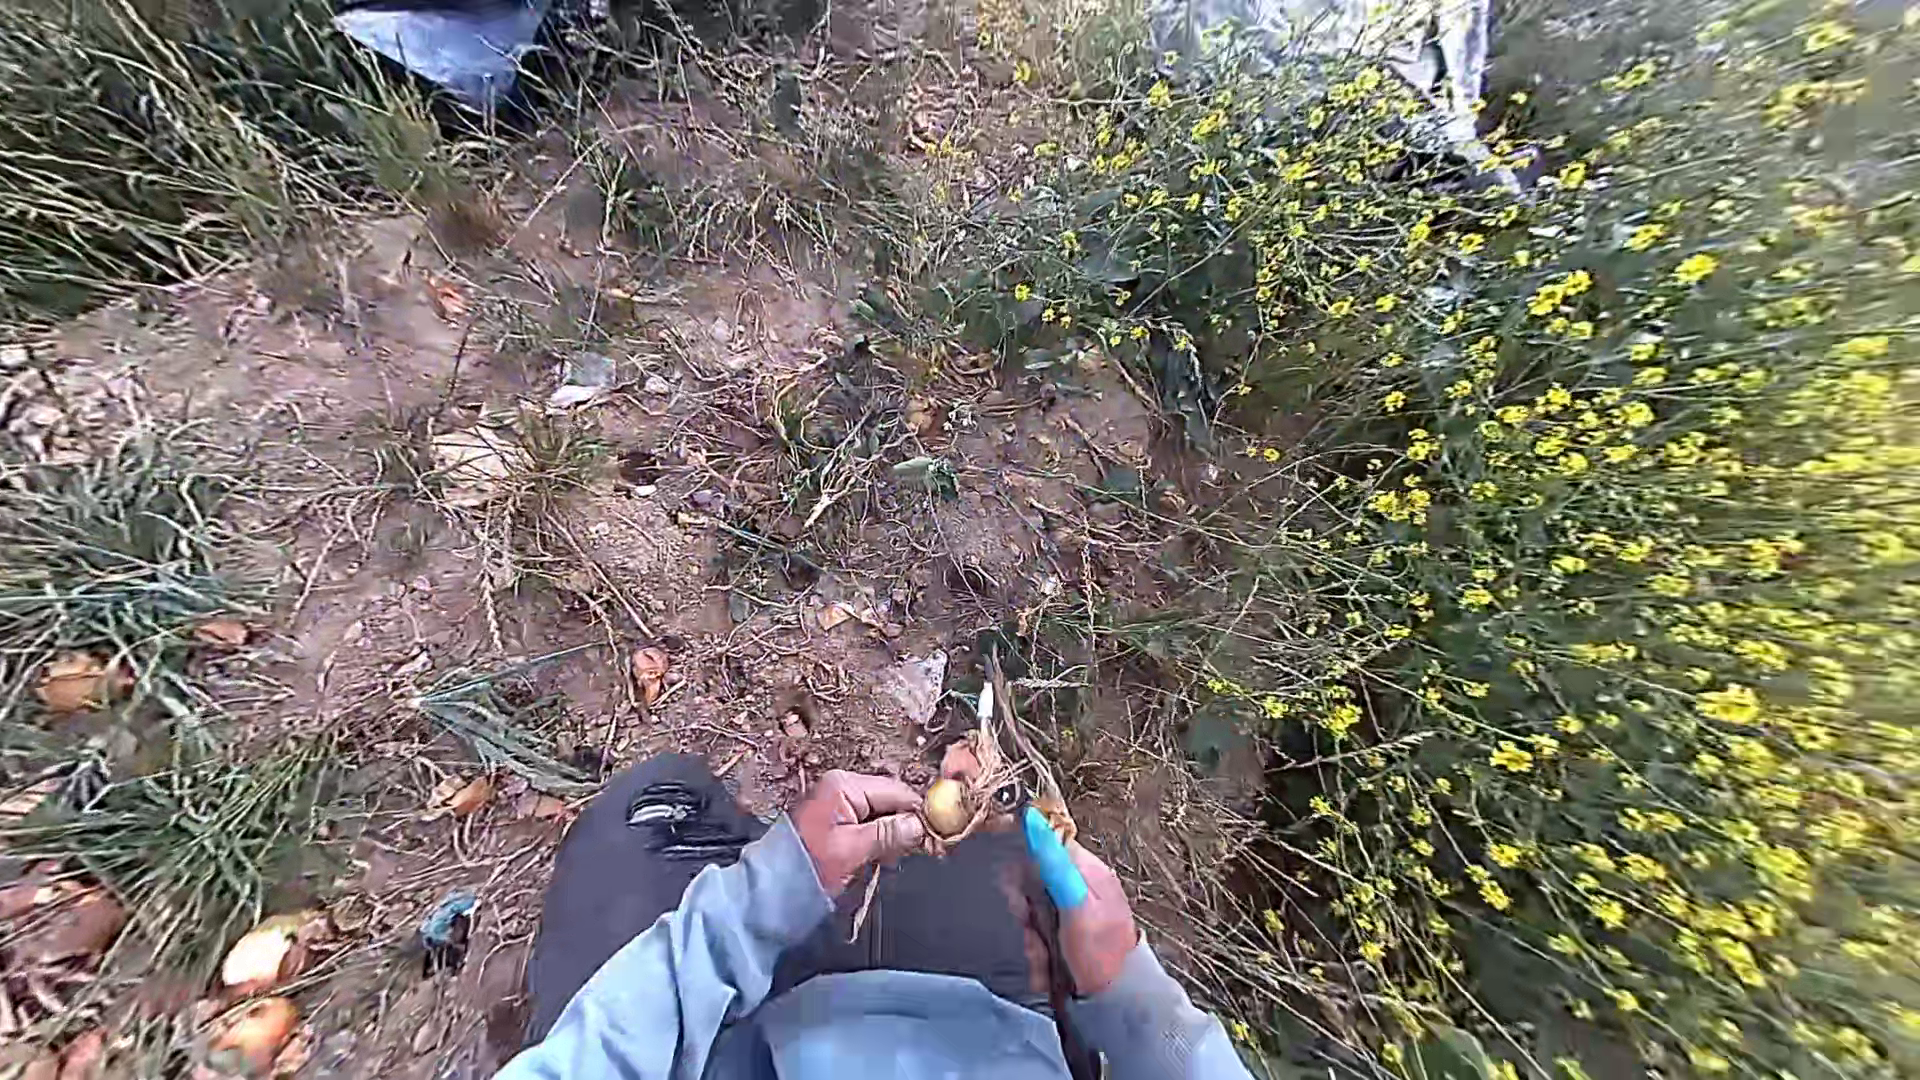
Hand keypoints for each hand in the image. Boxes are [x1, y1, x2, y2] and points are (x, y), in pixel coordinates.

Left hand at [791, 770, 925, 894]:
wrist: (770, 890)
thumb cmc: (807, 868)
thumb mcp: (852, 850)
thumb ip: (888, 834)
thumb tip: (919, 825)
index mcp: (844, 785)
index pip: (894, 790)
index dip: (917, 809)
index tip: (936, 828)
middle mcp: (843, 786)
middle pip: (890, 799)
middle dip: (905, 823)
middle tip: (921, 847)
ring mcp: (840, 801)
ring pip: (882, 811)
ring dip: (893, 833)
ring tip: (895, 856)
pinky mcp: (838, 818)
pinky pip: (869, 821)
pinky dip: (879, 837)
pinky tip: (882, 856)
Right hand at [1023, 808, 1137, 995]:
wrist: (1118, 1006)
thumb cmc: (1100, 953)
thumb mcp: (1075, 904)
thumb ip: (1054, 864)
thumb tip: (1034, 820)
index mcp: (1088, 869)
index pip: (1048, 844)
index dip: (1027, 863)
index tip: (1016, 888)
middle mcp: (1082, 884)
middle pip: (1037, 877)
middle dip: (1025, 905)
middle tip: (1028, 926)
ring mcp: (1075, 909)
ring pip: (1035, 907)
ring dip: (1030, 932)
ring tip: (1040, 954)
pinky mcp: (1069, 933)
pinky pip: (1042, 929)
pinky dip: (1038, 946)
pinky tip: (1044, 964)